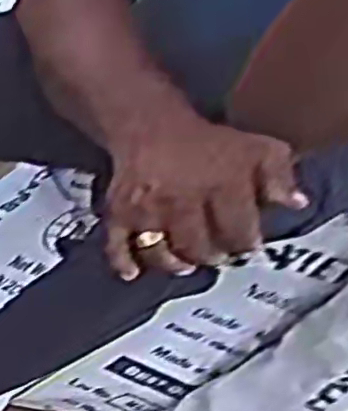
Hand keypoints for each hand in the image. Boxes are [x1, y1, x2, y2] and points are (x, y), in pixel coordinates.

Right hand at [103, 116, 307, 279]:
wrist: (153, 136)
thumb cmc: (208, 143)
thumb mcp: (260, 149)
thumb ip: (279, 177)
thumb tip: (293, 204)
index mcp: (222, 186)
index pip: (237, 226)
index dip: (245, 242)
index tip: (248, 250)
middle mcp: (182, 204)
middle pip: (196, 243)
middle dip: (210, 255)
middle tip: (217, 260)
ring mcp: (145, 213)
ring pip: (159, 250)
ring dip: (174, 263)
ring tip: (185, 266)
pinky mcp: (117, 218)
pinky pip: (117, 247)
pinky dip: (123, 263)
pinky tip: (131, 274)